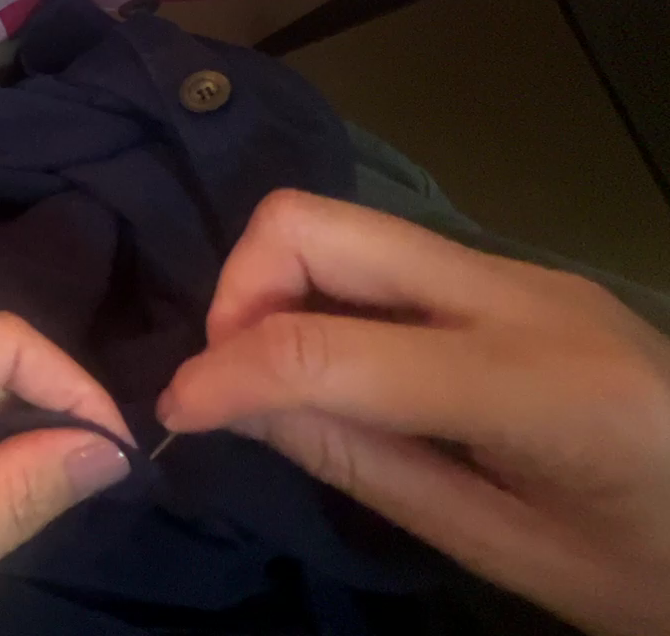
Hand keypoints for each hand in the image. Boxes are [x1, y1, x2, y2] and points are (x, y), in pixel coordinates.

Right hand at [158, 190, 669, 635]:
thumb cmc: (666, 571)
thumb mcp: (509, 552)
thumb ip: (356, 462)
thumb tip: (231, 406)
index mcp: (547, 387)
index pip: (327, 348)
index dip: (224, 373)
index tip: (175, 412)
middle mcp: (519, 294)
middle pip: (307, 225)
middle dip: (235, 291)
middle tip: (231, 369)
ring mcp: (509, 269)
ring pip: (324, 225)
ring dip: (262, 287)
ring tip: (270, 366)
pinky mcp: (495, 270)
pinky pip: (357, 252)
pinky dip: (303, 292)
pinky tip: (326, 354)